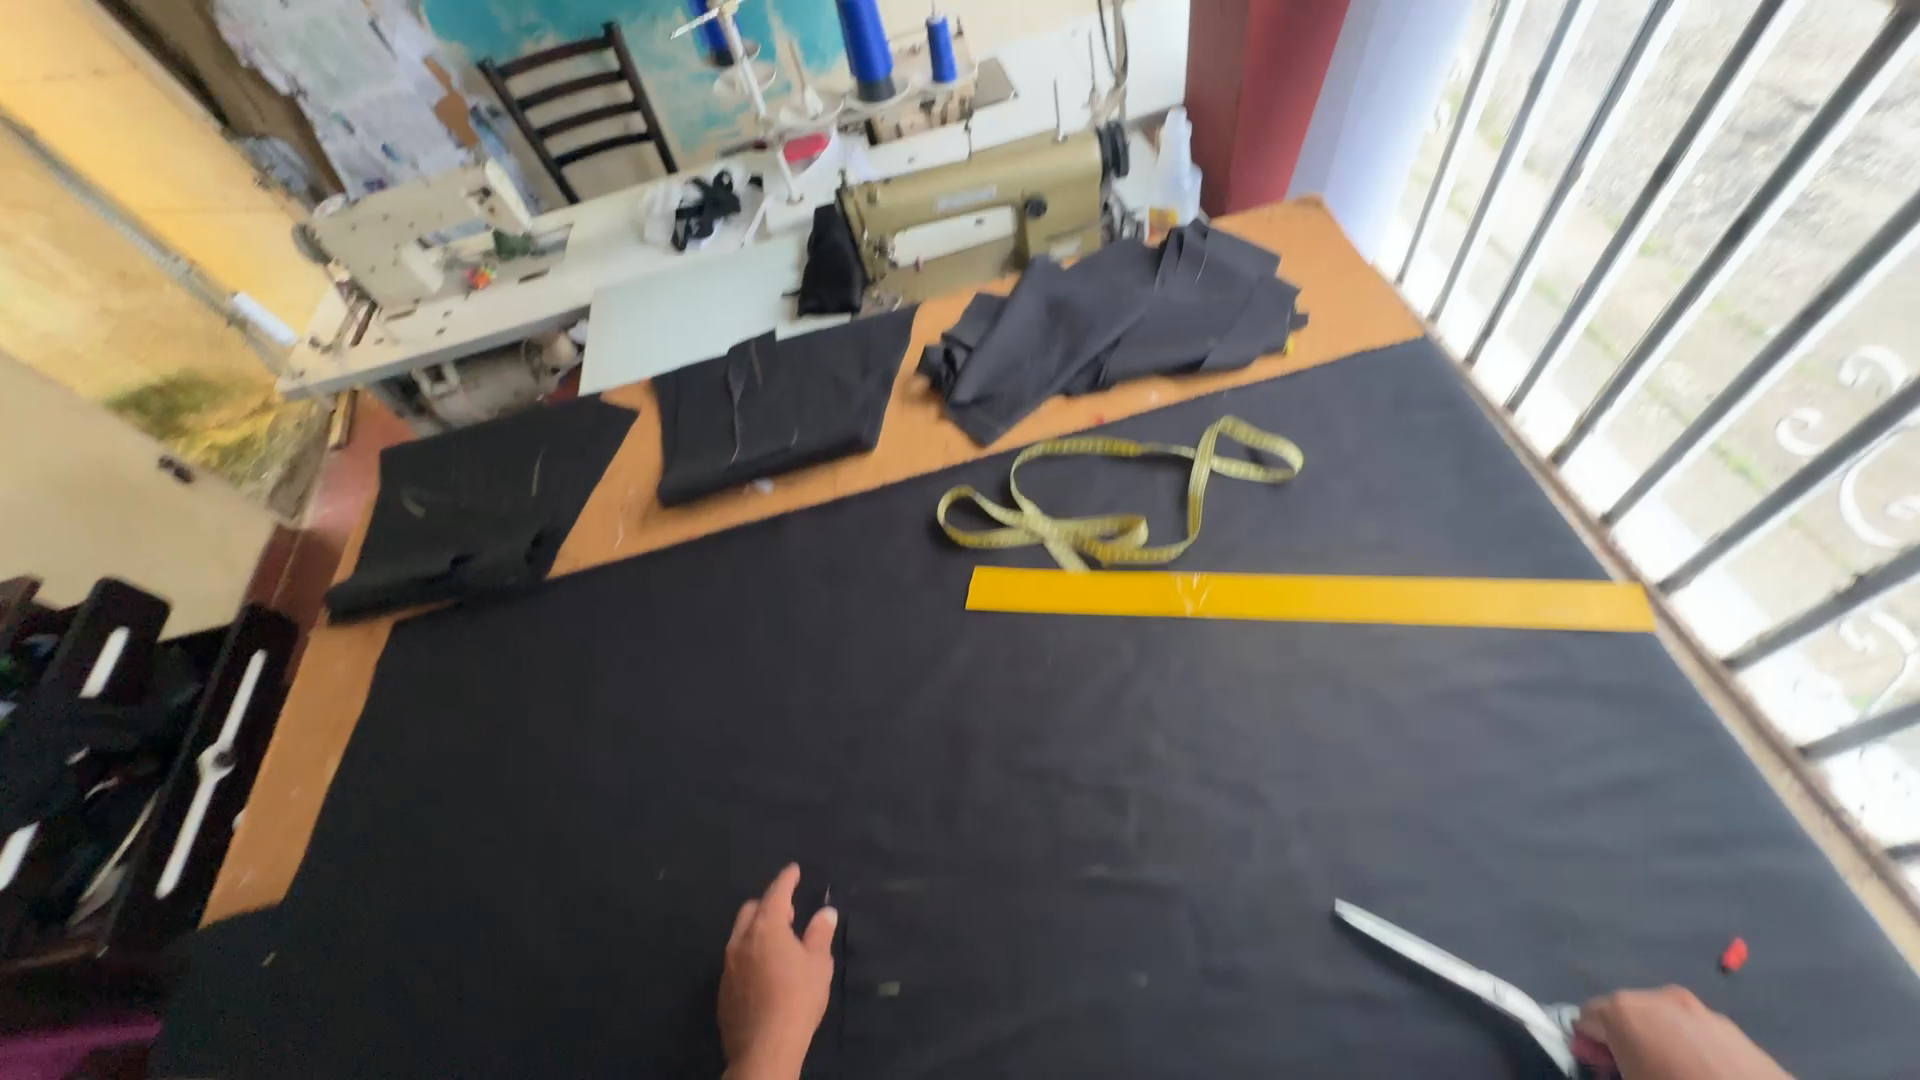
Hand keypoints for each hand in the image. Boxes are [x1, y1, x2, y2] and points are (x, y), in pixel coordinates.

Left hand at [719, 864, 837, 1079]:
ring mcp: (729, 966)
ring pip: (740, 934)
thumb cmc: (797, 1000)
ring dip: (757, 929)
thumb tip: (825, 912)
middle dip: (769, 904)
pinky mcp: (724, 990)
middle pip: (752, 909)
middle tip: (789, 913)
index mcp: (766, 927)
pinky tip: (765, 971)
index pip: (776, 892)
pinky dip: (750, 953)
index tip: (793, 870)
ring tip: (778, 942)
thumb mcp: (819, 964)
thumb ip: (820, 934)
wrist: (763, 1050)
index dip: (787, 879)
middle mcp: (742, 940)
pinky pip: (736, 959)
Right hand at [1576, 986, 1793, 1079]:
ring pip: (1663, 1020)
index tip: (1605, 1068)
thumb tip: (1610, 1060)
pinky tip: (1709, 1076)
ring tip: (1679, 1074)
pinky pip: (1698, 1032)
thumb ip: (1608, 1067)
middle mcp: (1657, 997)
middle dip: (1626, 1039)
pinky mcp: (1734, 1029)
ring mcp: (1700, 1010)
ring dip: (1661, 1041)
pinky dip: (1694, 1049)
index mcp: (1622, 1008)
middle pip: (1624, 1013)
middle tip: (1640, 1071)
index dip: (1591, 1046)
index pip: (1584, 1018)